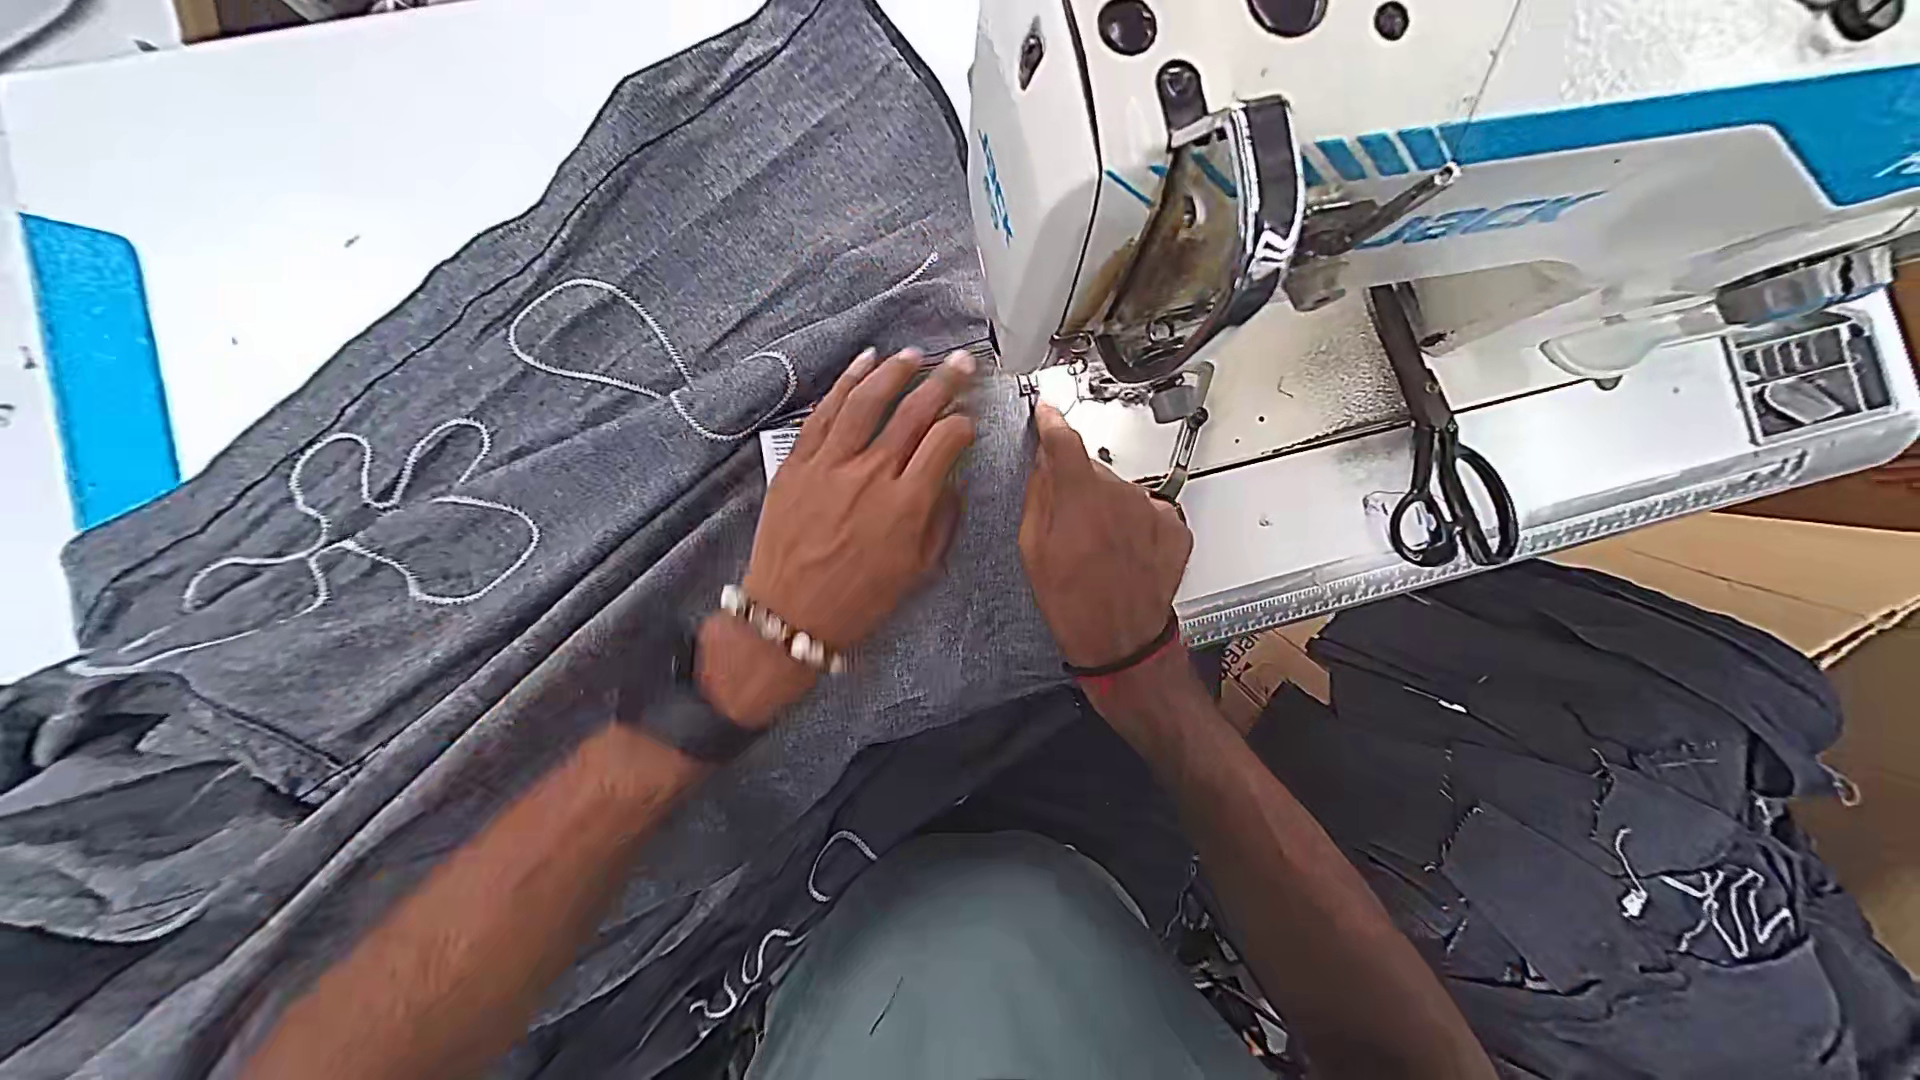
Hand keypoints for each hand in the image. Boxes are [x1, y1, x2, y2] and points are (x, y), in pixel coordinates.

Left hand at [701, 348, 976, 727]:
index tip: (968, 422)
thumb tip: (953, 482)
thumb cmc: (857, 600)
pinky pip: (825, 412)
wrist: (791, 615)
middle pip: (915, 411)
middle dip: (945, 381)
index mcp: (906, 504)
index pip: (946, 441)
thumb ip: (942, 520)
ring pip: (869, 400)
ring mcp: (831, 465)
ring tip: (915, 355)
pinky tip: (863, 364)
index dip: (964, 424)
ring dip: (897, 371)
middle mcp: (871, 475)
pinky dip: (846, 383)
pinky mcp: (798, 463)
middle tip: (961, 364)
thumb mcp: (917, 569)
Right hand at [1019, 403, 1192, 669]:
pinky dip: (1133, 522)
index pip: (1064, 440)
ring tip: (1097, 547)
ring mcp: (1151, 510)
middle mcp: (1121, 496)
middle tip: (1069, 524)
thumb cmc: (1076, 604)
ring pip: (1120, 488)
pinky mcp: (1173, 526)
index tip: (1046, 413)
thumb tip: (1043, 467)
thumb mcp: (1033, 551)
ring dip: (1107, 506)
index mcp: (1080, 498)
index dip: (1051, 421)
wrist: (1121, 640)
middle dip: (1078, 485)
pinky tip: (1122, 550)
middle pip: (1092, 468)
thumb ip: (1038, 498)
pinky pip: (1145, 507)